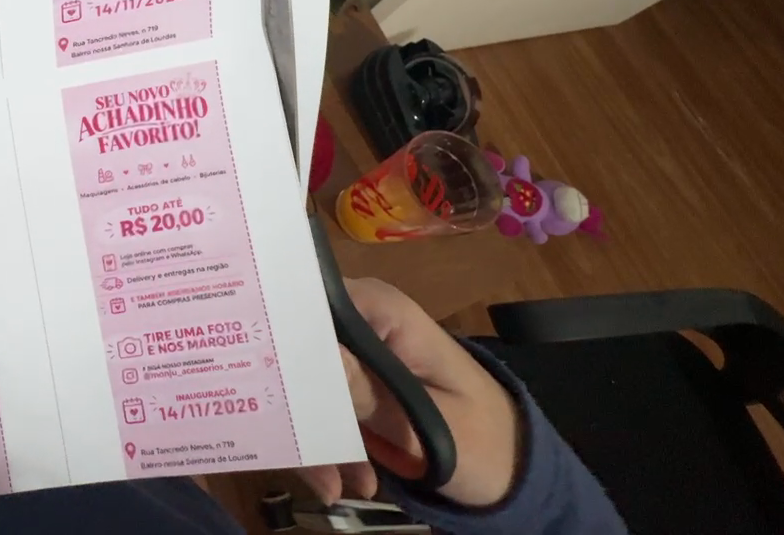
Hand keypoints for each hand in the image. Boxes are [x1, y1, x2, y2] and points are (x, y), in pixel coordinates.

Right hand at [299, 278, 520, 507]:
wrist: (514, 471)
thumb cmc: (485, 441)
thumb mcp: (429, 424)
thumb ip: (367, 390)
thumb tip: (304, 351)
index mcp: (378, 308)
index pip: (305, 301)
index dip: (278, 338)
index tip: (269, 389)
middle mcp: (355, 314)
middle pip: (295, 342)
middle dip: (296, 404)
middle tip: (318, 465)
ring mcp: (349, 345)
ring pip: (299, 376)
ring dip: (309, 431)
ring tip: (337, 483)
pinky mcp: (346, 375)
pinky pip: (314, 396)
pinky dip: (320, 437)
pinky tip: (340, 477)